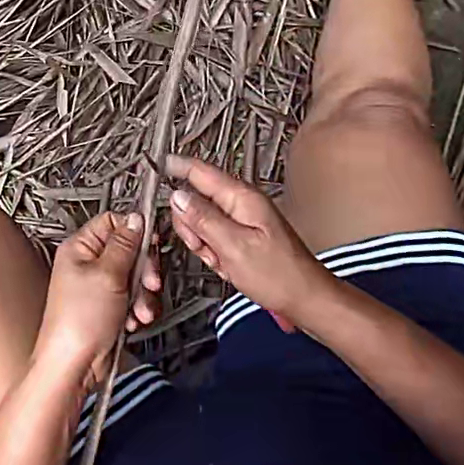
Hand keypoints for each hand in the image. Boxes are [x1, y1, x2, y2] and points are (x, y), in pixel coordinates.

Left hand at [34, 211, 144, 372]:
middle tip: (148, 282)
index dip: (135, 232)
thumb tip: (136, 220)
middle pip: (130, 250)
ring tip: (138, 308)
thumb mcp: (108, 275)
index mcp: (80, 247)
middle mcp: (88, 264)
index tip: (151, 246)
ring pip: (136, 276)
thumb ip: (125, 244)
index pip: (114, 222)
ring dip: (143, 294)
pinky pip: (134, 298)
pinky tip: (132, 320)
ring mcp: (99, 286)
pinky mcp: (108, 307)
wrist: (73, 366)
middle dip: (144, 269)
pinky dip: (138, 309)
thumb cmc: (77, 323)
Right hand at [166, 155, 340, 332]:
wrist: (306, 299)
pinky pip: (214, 235)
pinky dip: (213, 251)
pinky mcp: (244, 234)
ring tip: (220, 258)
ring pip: (202, 220)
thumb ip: (202, 219)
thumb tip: (177, 196)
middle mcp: (243, 203)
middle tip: (202, 244)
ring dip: (202, 241)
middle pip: (197, 199)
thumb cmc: (281, 275)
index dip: (176, 167)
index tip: (157, 165)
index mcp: (242, 198)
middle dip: (191, 224)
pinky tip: (226, 264)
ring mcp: (244, 218)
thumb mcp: (233, 247)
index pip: (201, 171)